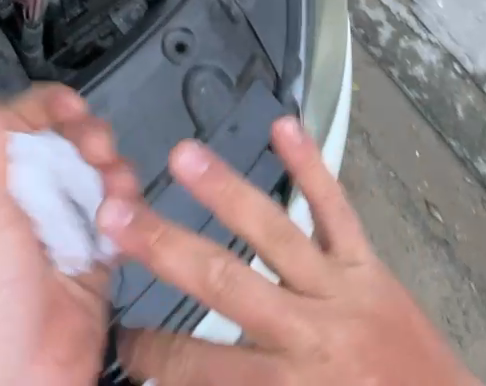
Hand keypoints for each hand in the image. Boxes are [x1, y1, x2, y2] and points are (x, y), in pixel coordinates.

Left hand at [0, 79, 136, 385]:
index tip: (71, 110)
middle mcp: (23, 210)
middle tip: (96, 147)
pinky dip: (125, 213)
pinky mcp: (90, 264)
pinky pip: (116, 222)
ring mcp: (58, 237)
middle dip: (87, 139)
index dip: (49, 112)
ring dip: (110, 175)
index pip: (21, 129)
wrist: (14, 384)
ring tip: (112, 185)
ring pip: (94, 180)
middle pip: (65, 149)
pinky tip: (122, 217)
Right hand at [99, 115, 478, 385]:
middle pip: (223, 282)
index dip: (151, 351)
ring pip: (275, 232)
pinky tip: (285, 125)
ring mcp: (340, 289)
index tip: (117, 335)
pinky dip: (311, 166)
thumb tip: (184, 375)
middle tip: (116, 213)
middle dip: (165, 246)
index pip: (198, 366)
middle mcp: (308, 332)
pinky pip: (337, 210)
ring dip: (225, 191)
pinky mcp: (370, 265)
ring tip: (182, 156)